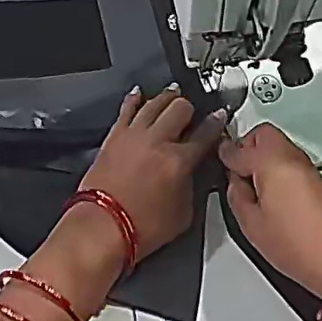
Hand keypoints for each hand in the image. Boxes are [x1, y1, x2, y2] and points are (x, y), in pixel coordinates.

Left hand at [76, 86, 226, 262]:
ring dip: (167, 97)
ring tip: (173, 93)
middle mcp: (157, 142)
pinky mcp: (114, 137)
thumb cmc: (138, 227)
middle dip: (190, 108)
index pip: (205, 134)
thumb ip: (190, 187)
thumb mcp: (182, 214)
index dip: (215, 123)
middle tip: (193, 110)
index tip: (218, 117)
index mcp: (179, 161)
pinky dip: (134, 99)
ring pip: (154, 103)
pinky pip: (126, 110)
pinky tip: (138, 93)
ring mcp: (134, 136)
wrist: (103, 226)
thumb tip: (190, 176)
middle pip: (180, 109)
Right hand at [222, 123, 321, 300]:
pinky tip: (272, 196)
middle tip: (238, 171)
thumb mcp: (251, 224)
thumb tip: (234, 183)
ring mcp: (307, 167)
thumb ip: (235, 195)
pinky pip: (289, 161)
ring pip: (277, 145)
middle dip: (246, 147)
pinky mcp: (317, 179)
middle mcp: (291, 157)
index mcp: (270, 162)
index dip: (225, 156)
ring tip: (255, 188)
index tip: (221, 162)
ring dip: (262, 158)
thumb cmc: (302, 245)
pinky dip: (277, 169)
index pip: (238, 148)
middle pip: (262, 134)